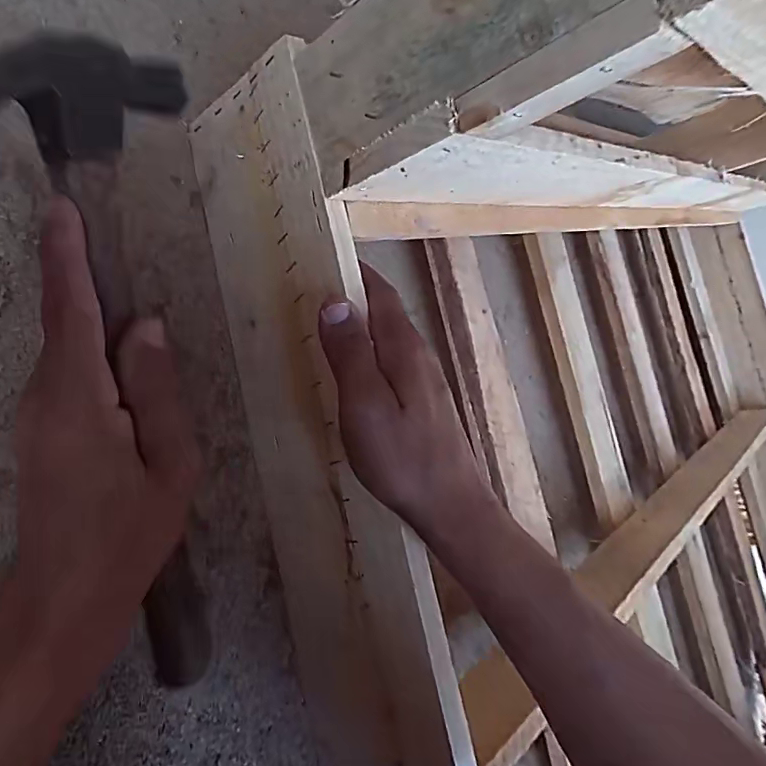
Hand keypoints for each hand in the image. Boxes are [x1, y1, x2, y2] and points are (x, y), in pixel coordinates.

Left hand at [13, 196, 200, 614]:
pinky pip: (66, 371)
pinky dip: (87, 345)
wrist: (63, 599)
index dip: (65, 256)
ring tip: (121, 283)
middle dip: (79, 273)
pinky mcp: (38, 428)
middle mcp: (43, 395)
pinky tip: (118, 350)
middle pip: (64, 321)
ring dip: (88, 311)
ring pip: (65, 346)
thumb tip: (145, 326)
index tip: (61, 208)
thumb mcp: (169, 465)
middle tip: (102, 227)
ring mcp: (34, 413)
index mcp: (77, 398)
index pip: (70, 310)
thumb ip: (157, 390)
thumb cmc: (126, 536)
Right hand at [316, 264, 492, 532]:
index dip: (355, 272)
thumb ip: (350, 353)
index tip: (324, 257)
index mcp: (403, 348)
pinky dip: (368, 351)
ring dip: (360, 324)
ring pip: (388, 337)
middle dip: (354, 294)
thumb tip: (334, 300)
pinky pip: (391, 361)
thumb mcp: (365, 405)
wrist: (452, 507)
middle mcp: (418, 355)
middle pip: (385, 312)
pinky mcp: (424, 402)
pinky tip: (353, 370)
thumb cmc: (402, 458)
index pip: (380, 293)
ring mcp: (425, 380)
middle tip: (313, 290)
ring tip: (325, 325)